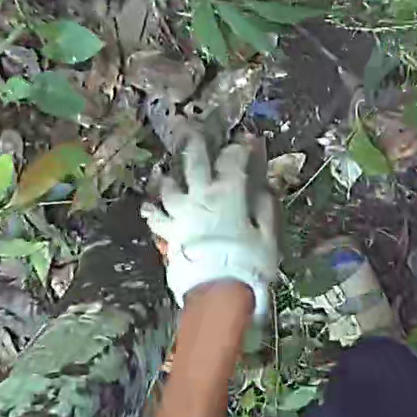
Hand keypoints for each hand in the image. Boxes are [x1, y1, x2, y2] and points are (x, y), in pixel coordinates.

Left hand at [142, 134, 279, 318]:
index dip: (239, 149)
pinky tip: (148, 206)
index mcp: (228, 193)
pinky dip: (152, 211)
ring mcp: (180, 212)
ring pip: (169, 186)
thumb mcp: (267, 234)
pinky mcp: (168, 231)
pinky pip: (155, 217)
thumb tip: (264, 188)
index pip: (233, 162)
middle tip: (190, 128)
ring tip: (166, 173)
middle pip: (195, 162)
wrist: (217, 289)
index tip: (244, 141)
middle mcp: (200, 195)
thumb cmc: (248, 262)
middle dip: (194, 143)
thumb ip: (265, 207)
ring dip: (168, 178)